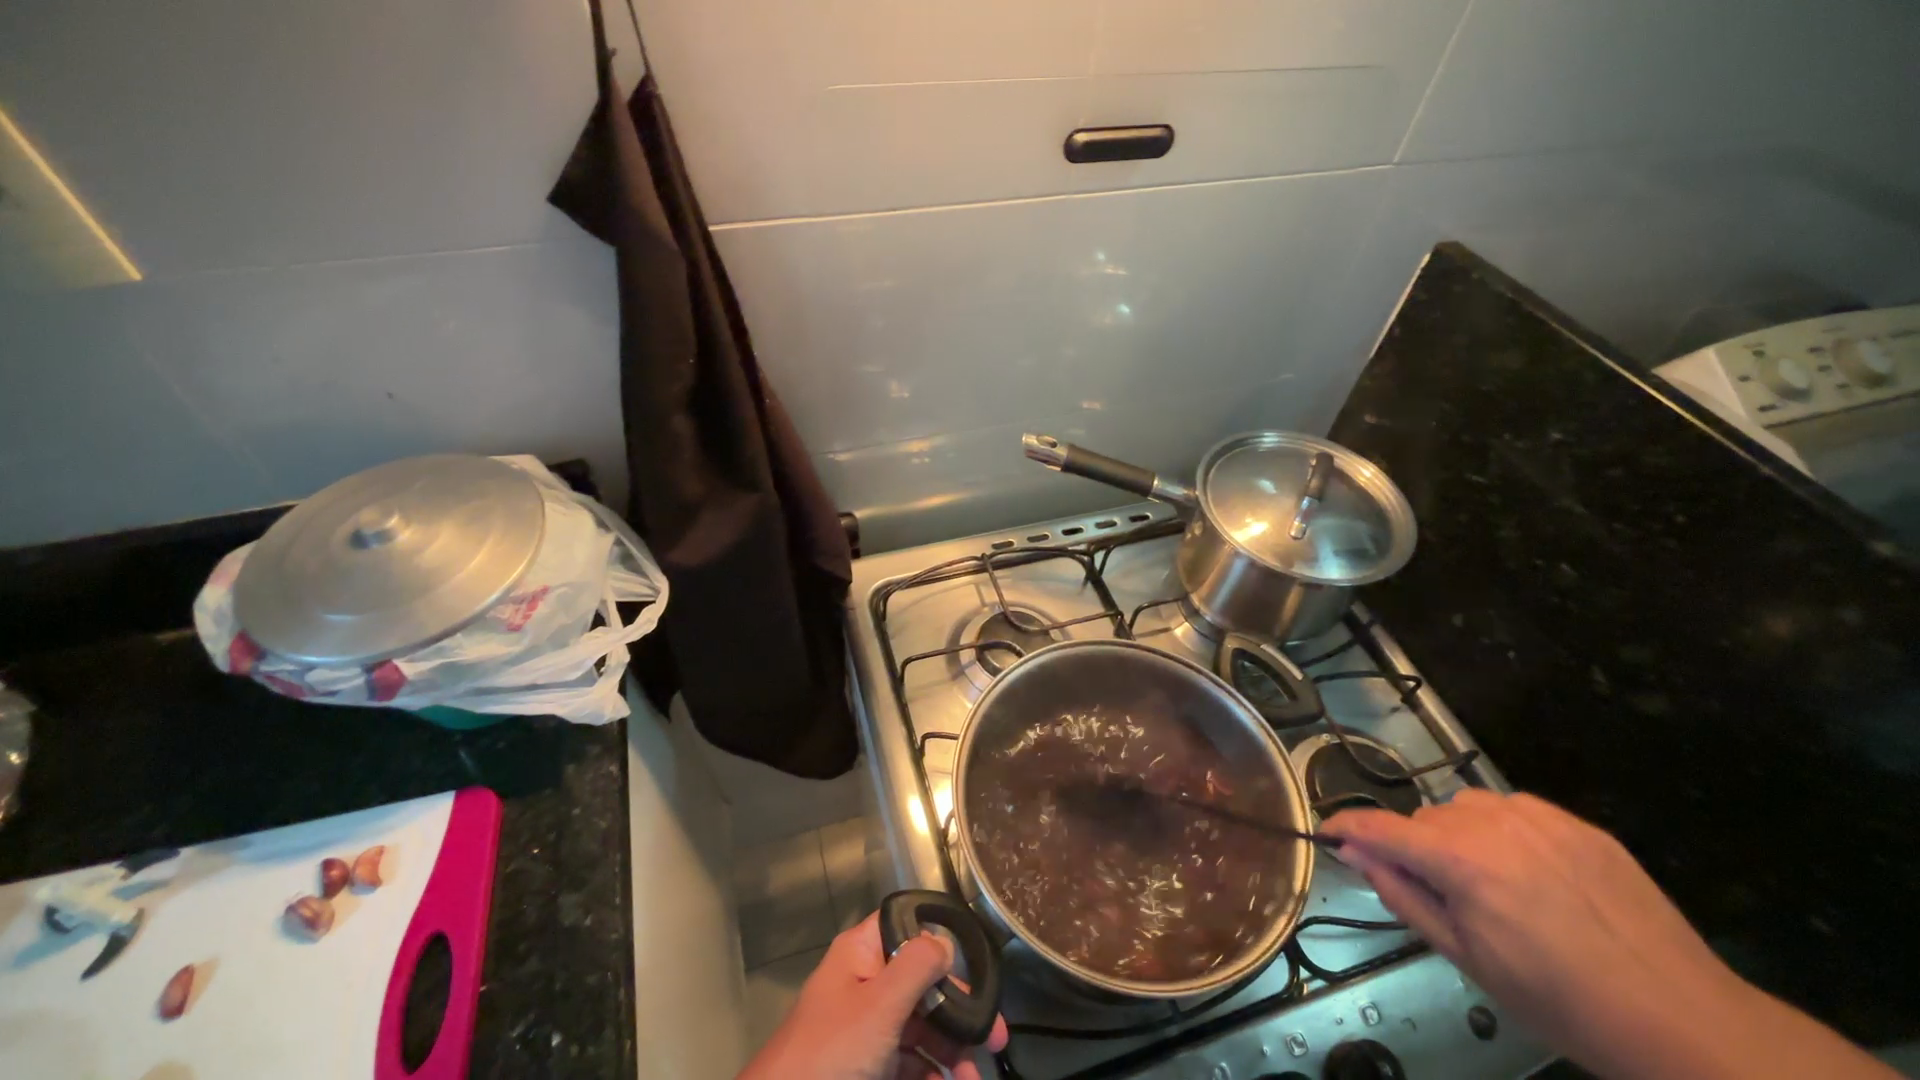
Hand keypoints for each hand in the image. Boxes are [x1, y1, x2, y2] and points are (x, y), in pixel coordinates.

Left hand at [738, 912, 1008, 1079]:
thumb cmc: (831, 1051)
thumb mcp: (879, 1005)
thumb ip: (917, 967)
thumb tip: (945, 941)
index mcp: (862, 955)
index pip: (906, 926)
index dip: (940, 939)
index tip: (976, 965)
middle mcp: (867, 984)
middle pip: (924, 984)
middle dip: (960, 1011)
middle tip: (994, 1037)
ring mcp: (868, 1028)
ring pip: (923, 1027)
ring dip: (953, 1051)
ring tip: (974, 1075)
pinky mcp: (869, 1065)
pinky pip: (911, 1061)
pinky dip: (934, 1073)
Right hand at [1321, 789, 1894, 1079]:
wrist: (1678, 1016)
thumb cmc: (1558, 999)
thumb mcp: (1466, 955)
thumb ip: (1402, 894)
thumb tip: (1355, 853)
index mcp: (1462, 859)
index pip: (1381, 827)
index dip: (1347, 827)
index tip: (1327, 832)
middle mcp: (1497, 822)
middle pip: (1428, 817)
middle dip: (1418, 847)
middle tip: (1440, 897)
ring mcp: (1545, 819)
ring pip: (1470, 807)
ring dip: (1460, 835)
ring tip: (1488, 886)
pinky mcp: (1582, 826)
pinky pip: (1519, 812)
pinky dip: (1504, 833)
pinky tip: (1533, 879)